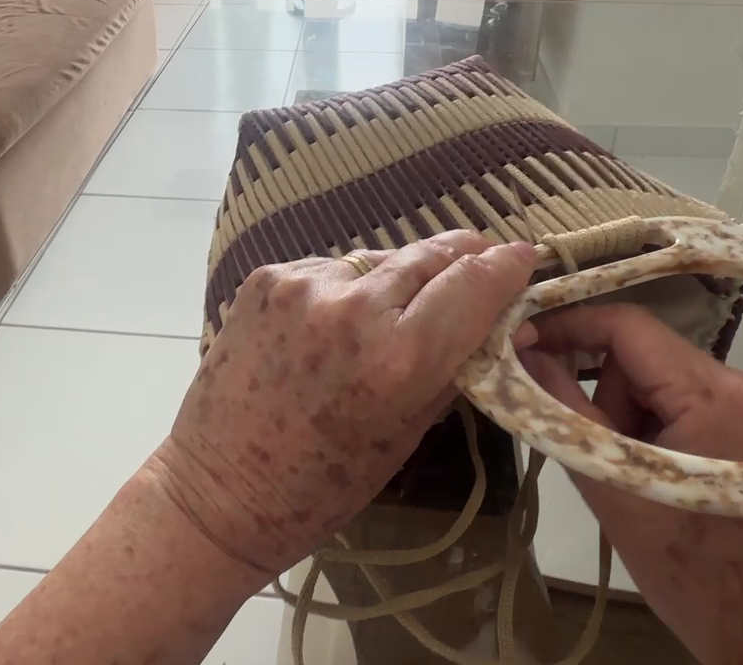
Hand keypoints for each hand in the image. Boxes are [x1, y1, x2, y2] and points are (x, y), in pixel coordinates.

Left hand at [149, 230, 538, 576]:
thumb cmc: (322, 485)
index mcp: (398, 358)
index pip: (473, 284)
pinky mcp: (268, 276)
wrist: (219, 487)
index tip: (524, 254)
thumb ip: (455, 366)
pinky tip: (336, 320)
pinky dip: (346, 287)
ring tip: (395, 307)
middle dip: (460, 256)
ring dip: (398, 276)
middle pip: (428, 255)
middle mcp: (353, 306)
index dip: (506, 265)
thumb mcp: (406, 432)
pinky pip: (330, 269)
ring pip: (378, 259)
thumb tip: (502, 322)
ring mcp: (304, 284)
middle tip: (479, 259)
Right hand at [518, 304, 742, 664]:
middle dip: (613, 394)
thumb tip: (521, 351)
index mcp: (721, 399)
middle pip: (650, 355)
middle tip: (609, 454)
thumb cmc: (696, 580)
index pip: (628, 326)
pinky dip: (675, 422)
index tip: (525, 341)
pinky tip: (677, 473)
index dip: (569, 326)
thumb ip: (561, 409)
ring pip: (673, 376)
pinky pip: (703, 397)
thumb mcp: (612, 492)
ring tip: (648, 476)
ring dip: (643, 412)